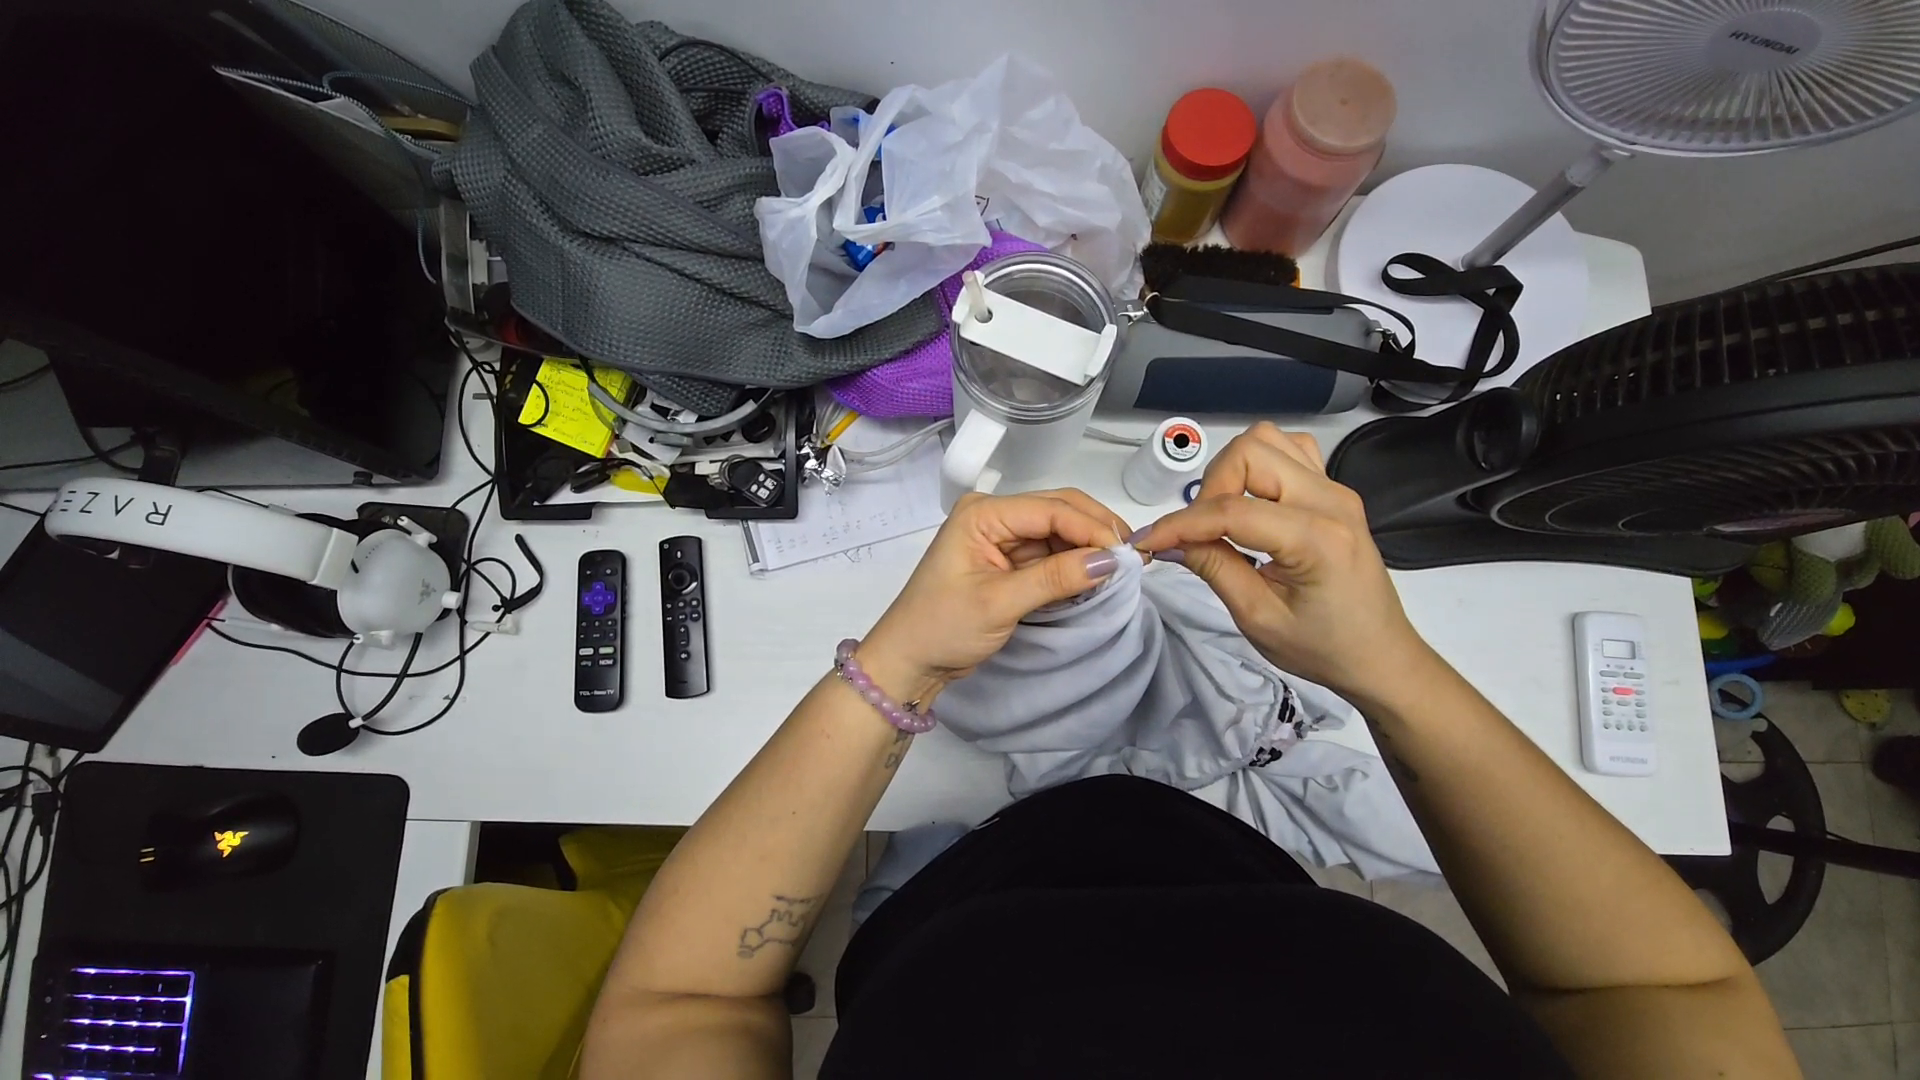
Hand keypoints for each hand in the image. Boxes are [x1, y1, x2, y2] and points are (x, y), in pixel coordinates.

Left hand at [860, 489, 1129, 701]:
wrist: (909, 661)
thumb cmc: (942, 627)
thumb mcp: (1000, 603)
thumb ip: (1055, 578)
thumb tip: (1111, 561)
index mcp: (983, 513)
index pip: (1050, 508)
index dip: (1091, 527)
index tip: (1127, 554)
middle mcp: (993, 516)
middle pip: (1058, 511)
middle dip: (1095, 531)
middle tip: (1134, 556)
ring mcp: (1001, 538)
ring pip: (1058, 532)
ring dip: (1088, 547)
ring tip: (1123, 567)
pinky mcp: (1008, 562)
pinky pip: (1050, 554)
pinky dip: (1074, 564)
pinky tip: (1097, 576)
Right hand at [1131, 423, 1433, 704]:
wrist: (1379, 656)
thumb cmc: (1321, 648)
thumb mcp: (1257, 617)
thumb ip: (1213, 568)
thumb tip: (1169, 540)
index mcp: (1316, 538)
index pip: (1232, 509)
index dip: (1180, 523)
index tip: (1146, 542)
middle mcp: (1330, 500)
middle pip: (1250, 452)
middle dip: (1210, 487)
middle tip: (1198, 533)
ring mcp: (1334, 489)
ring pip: (1268, 440)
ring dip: (1232, 471)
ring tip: (1222, 515)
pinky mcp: (1332, 491)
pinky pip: (1289, 451)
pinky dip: (1258, 466)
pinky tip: (1251, 501)